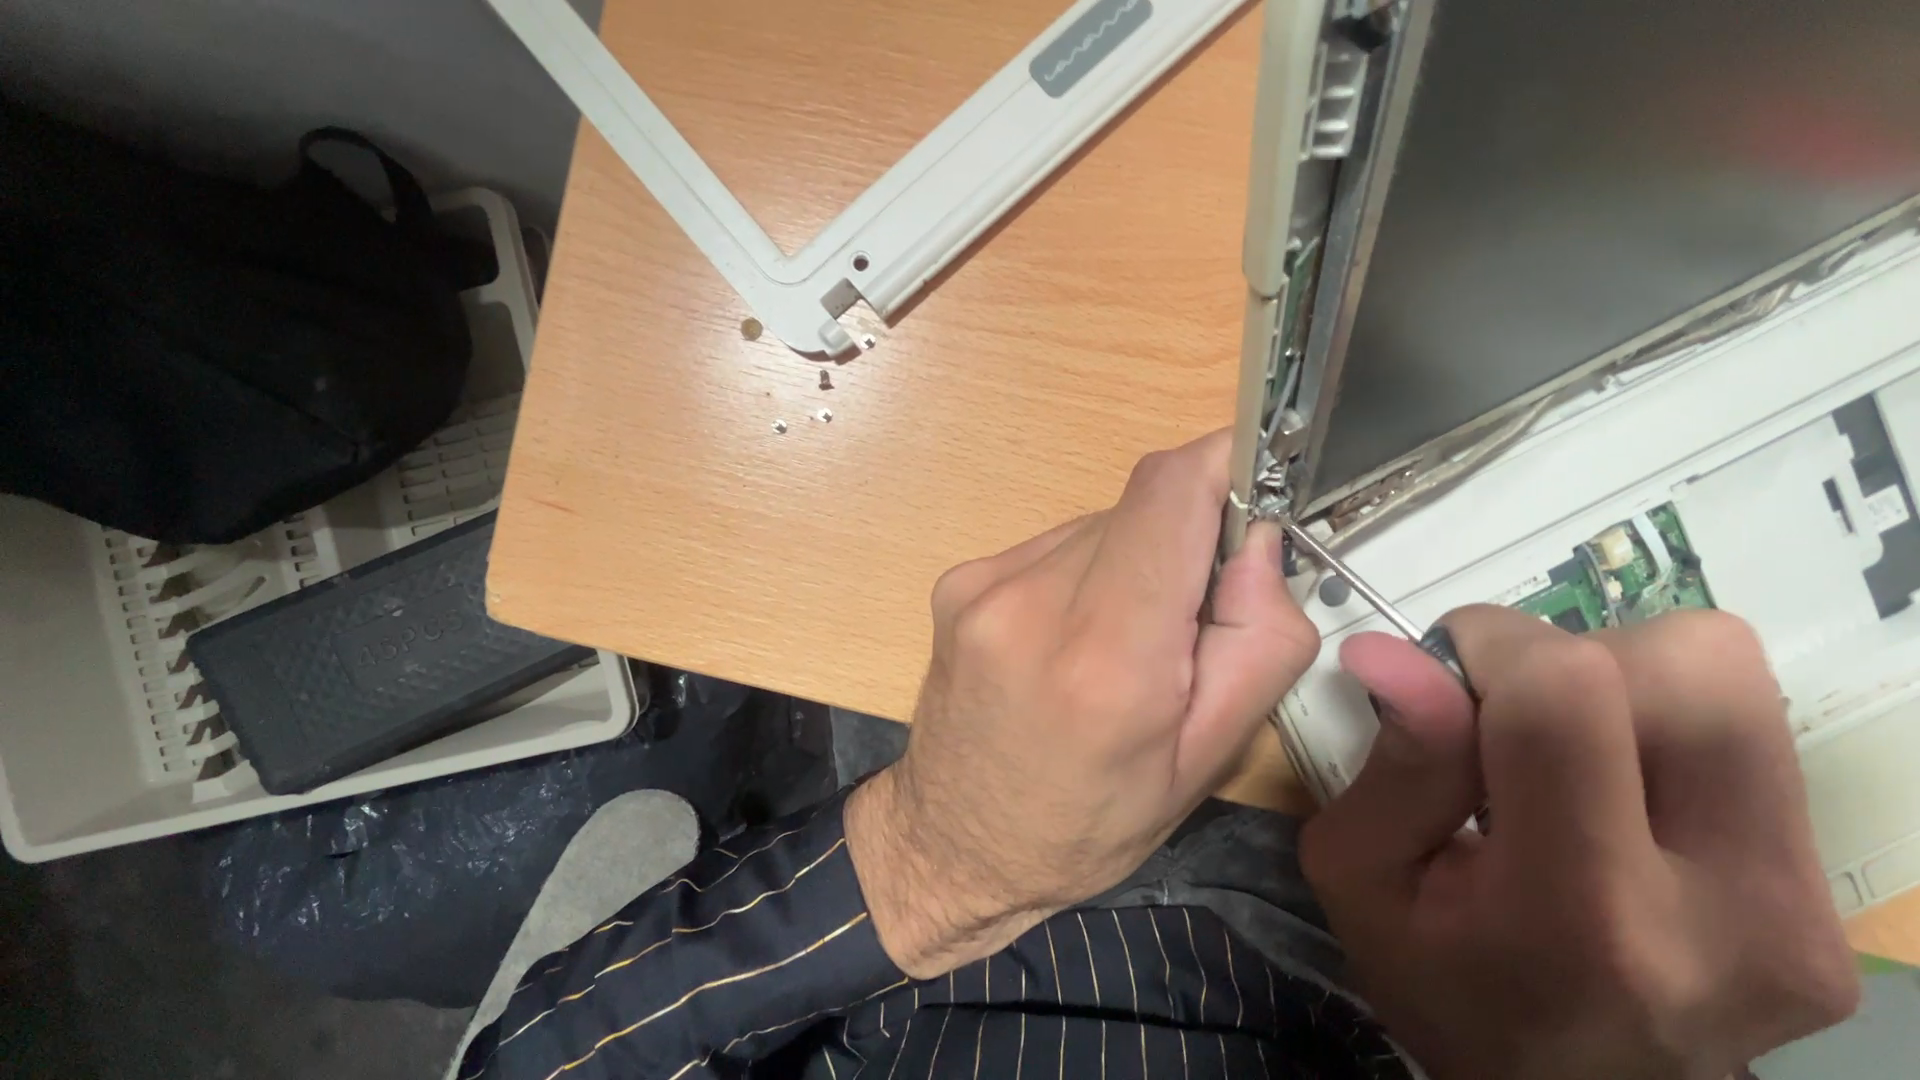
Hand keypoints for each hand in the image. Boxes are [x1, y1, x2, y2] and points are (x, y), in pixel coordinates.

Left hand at [845, 430, 1319, 976]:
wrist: (953, 845)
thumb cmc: (1090, 823)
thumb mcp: (1207, 758)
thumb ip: (1260, 639)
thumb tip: (1256, 536)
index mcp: (1107, 654)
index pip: (1171, 488)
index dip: (1223, 468)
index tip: (1254, 495)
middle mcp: (1031, 599)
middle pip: (1141, 505)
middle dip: (1186, 541)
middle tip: (1190, 621)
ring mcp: (982, 583)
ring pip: (1098, 524)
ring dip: (1132, 562)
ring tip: (1118, 645)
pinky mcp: (958, 581)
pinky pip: (1053, 547)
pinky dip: (1083, 575)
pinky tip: (1069, 641)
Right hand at [1301, 606, 1858, 1079]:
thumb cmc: (1435, 983)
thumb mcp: (1361, 879)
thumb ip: (1392, 765)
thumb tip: (1392, 648)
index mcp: (1582, 914)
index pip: (1567, 699)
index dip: (1493, 644)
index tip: (1441, 669)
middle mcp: (1731, 908)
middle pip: (1690, 667)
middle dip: (1568, 655)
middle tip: (1504, 717)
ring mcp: (1807, 909)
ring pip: (1732, 679)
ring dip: (1618, 680)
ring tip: (1559, 751)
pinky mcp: (1833, 900)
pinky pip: (1746, 728)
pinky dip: (1654, 720)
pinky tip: (1609, 786)